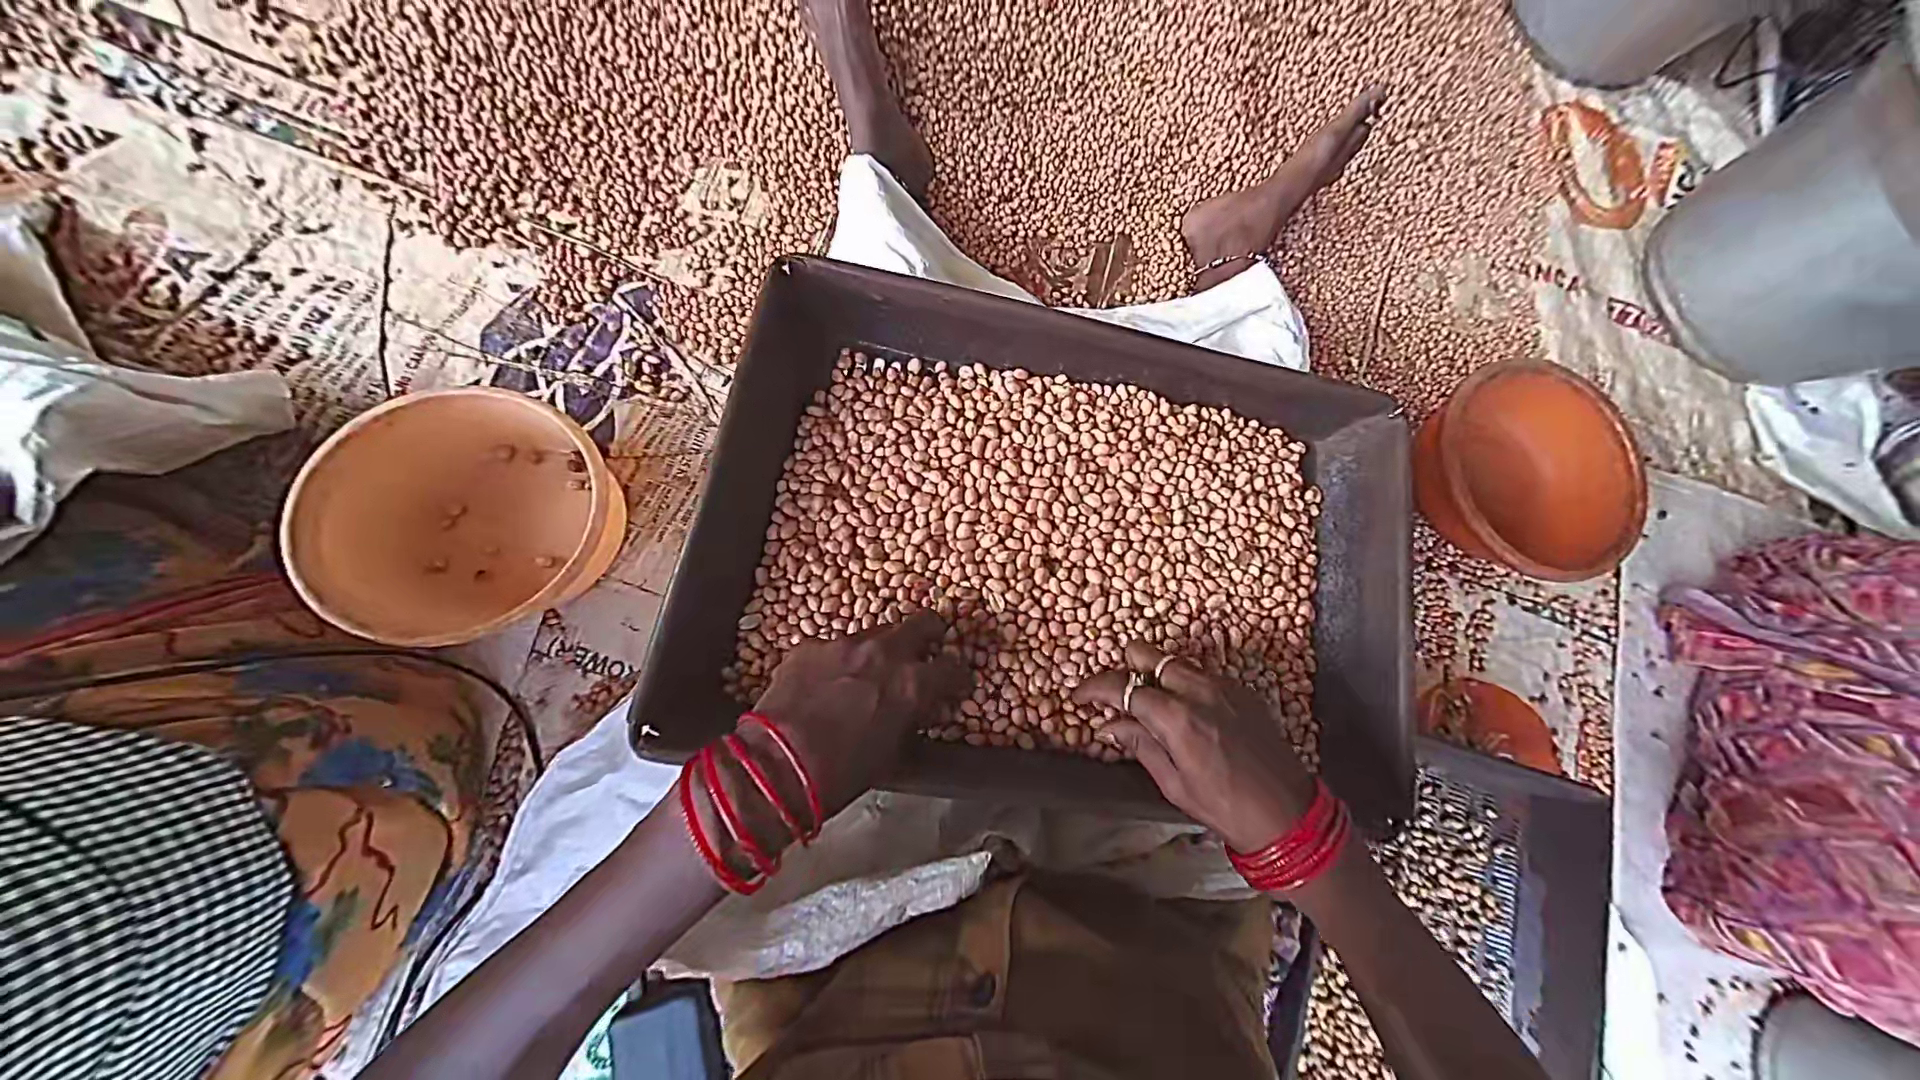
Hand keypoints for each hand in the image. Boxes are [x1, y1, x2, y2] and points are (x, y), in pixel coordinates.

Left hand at [749, 610, 969, 816]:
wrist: (776, 764)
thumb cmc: (840, 772)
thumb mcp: (892, 752)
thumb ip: (910, 720)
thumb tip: (917, 710)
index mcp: (912, 684)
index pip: (953, 668)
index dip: (957, 676)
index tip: (955, 682)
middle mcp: (884, 654)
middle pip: (922, 624)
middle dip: (929, 634)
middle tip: (927, 647)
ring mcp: (845, 644)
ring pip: (876, 633)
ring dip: (880, 649)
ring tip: (868, 672)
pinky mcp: (811, 645)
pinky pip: (836, 647)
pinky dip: (840, 661)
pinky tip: (826, 682)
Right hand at [1073, 640, 1314, 851]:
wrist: (1289, 815)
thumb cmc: (1224, 808)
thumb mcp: (1173, 783)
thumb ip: (1140, 744)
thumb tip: (1109, 724)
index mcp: (1177, 719)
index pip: (1123, 687)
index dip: (1095, 688)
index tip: (1079, 695)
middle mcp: (1199, 691)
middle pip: (1147, 655)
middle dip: (1124, 668)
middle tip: (1116, 694)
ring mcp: (1224, 687)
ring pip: (1174, 661)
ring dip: (1153, 673)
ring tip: (1146, 700)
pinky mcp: (1242, 691)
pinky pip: (1201, 674)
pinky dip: (1182, 682)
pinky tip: (1182, 709)